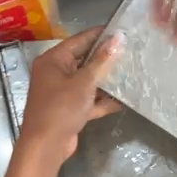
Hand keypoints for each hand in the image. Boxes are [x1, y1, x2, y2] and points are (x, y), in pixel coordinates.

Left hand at [17, 27, 124, 162]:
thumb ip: (102, 60)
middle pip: (83, 60)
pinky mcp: (69, 109)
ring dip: (106, 80)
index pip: (79, 40)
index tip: (122, 30)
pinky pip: (88, 99)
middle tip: (130, 50)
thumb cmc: (61, 108)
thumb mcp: (84, 81)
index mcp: (53, 60)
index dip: (100, 34)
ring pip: (87, 81)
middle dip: (105, 58)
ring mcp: (61, 92)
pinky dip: (102, 100)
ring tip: (131, 71)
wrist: (45, 146)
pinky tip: (123, 100)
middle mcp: (55, 73)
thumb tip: (119, 37)